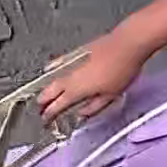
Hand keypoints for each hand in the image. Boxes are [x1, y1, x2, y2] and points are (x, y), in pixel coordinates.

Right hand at [37, 31, 153, 124]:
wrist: (126, 44)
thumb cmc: (121, 71)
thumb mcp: (111, 96)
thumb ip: (94, 107)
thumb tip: (81, 114)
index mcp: (75, 92)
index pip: (55, 107)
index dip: (49, 115)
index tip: (46, 121)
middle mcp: (67, 79)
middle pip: (48, 93)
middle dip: (43, 103)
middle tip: (41, 110)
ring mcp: (68, 65)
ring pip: (49, 80)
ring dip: (45, 90)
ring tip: (42, 96)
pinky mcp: (73, 54)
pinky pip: (55, 64)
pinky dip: (50, 70)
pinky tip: (48, 70)